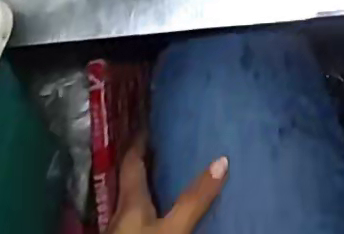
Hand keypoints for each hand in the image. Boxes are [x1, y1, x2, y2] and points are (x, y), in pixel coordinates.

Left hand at [110, 134, 226, 233]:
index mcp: (130, 201)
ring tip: (173, 175)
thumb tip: (222, 159)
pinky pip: (138, 222)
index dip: (140, 140)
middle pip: (132, 182)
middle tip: (171, 144)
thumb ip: (194, 199)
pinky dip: (151, 212)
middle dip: (148, 163)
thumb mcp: (171, 231)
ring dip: (150, 189)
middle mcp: (120, 215)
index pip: (132, 161)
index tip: (152, 122)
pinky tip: (164, 216)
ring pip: (134, 204)